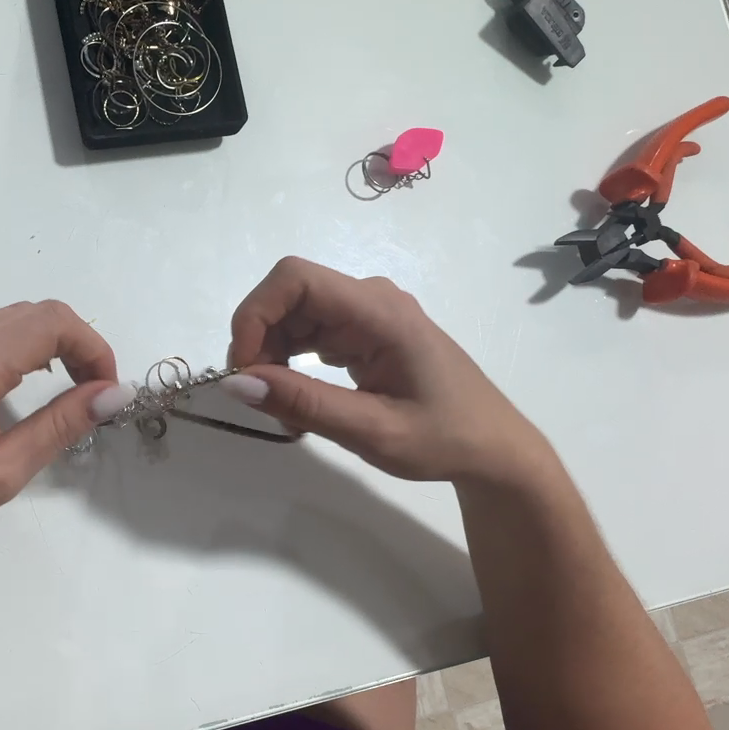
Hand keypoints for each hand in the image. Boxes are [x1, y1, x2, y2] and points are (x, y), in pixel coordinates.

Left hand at [0, 301, 126, 575]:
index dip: (94, 349)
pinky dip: (25, 346)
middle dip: (79, 344)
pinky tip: (33, 383)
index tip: (107, 392)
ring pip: (15, 317)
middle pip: (37, 312)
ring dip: (53, 343)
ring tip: (72, 390)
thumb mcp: (2, 473)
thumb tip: (112, 394)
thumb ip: (59, 426)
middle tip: (95, 393)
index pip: (53, 324)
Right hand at [223, 257, 553, 484]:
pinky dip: (288, 366)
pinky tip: (298, 403)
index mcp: (380, 313)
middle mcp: (370, 302)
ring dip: (272, 359)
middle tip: (261, 399)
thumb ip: (302, 403)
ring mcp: (366, 317)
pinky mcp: (361, 335)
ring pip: (292, 318)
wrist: (493, 450)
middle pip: (287, 298)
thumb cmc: (443, 439)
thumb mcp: (371, 430)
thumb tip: (235, 384)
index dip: (255, 314)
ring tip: (284, 412)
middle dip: (259, 343)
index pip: (294, 279)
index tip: (244, 369)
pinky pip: (307, 335)